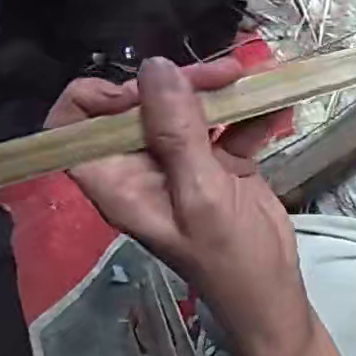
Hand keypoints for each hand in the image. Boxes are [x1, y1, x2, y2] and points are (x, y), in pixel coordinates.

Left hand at [45, 56, 310, 355]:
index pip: (77, 124)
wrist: (273, 289)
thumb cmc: (229, 255)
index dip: (104, 97)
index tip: (156, 88)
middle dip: (184, 84)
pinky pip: (231, 127)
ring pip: (191, 110)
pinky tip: (278, 108)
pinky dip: (253, 115)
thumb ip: (178, 133)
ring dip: (223, 93)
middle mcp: (145, 167)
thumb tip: (157, 66)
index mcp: (119, 179)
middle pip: (145, 106)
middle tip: (229, 75)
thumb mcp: (202, 194)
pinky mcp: (222, 164)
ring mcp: (186, 164)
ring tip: (257, 82)